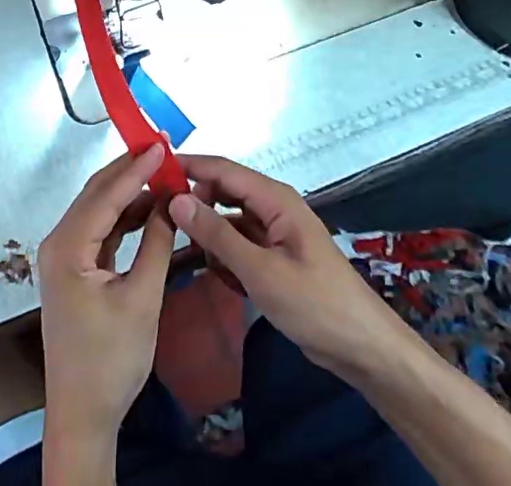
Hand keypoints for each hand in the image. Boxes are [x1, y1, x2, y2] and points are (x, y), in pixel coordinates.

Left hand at [37, 145, 176, 476]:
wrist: (84, 412)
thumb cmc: (111, 358)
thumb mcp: (142, 297)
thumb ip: (156, 242)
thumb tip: (171, 201)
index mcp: (67, 248)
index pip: (105, 195)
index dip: (136, 168)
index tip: (162, 144)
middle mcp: (59, 244)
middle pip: (97, 194)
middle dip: (130, 170)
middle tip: (163, 147)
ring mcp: (65, 256)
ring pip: (100, 209)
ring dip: (130, 192)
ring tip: (164, 172)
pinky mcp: (75, 269)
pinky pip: (101, 230)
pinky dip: (125, 216)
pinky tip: (150, 206)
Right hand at [169, 155, 417, 381]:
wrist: (360, 347)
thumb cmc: (314, 304)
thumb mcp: (260, 271)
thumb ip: (217, 234)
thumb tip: (177, 198)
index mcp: (274, 198)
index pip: (222, 169)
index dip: (187, 165)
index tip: (150, 169)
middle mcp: (272, 206)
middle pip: (222, 192)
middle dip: (194, 205)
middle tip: (158, 223)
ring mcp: (273, 231)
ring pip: (227, 221)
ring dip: (209, 237)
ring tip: (189, 257)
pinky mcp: (272, 255)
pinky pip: (238, 244)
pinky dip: (225, 257)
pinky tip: (221, 279)